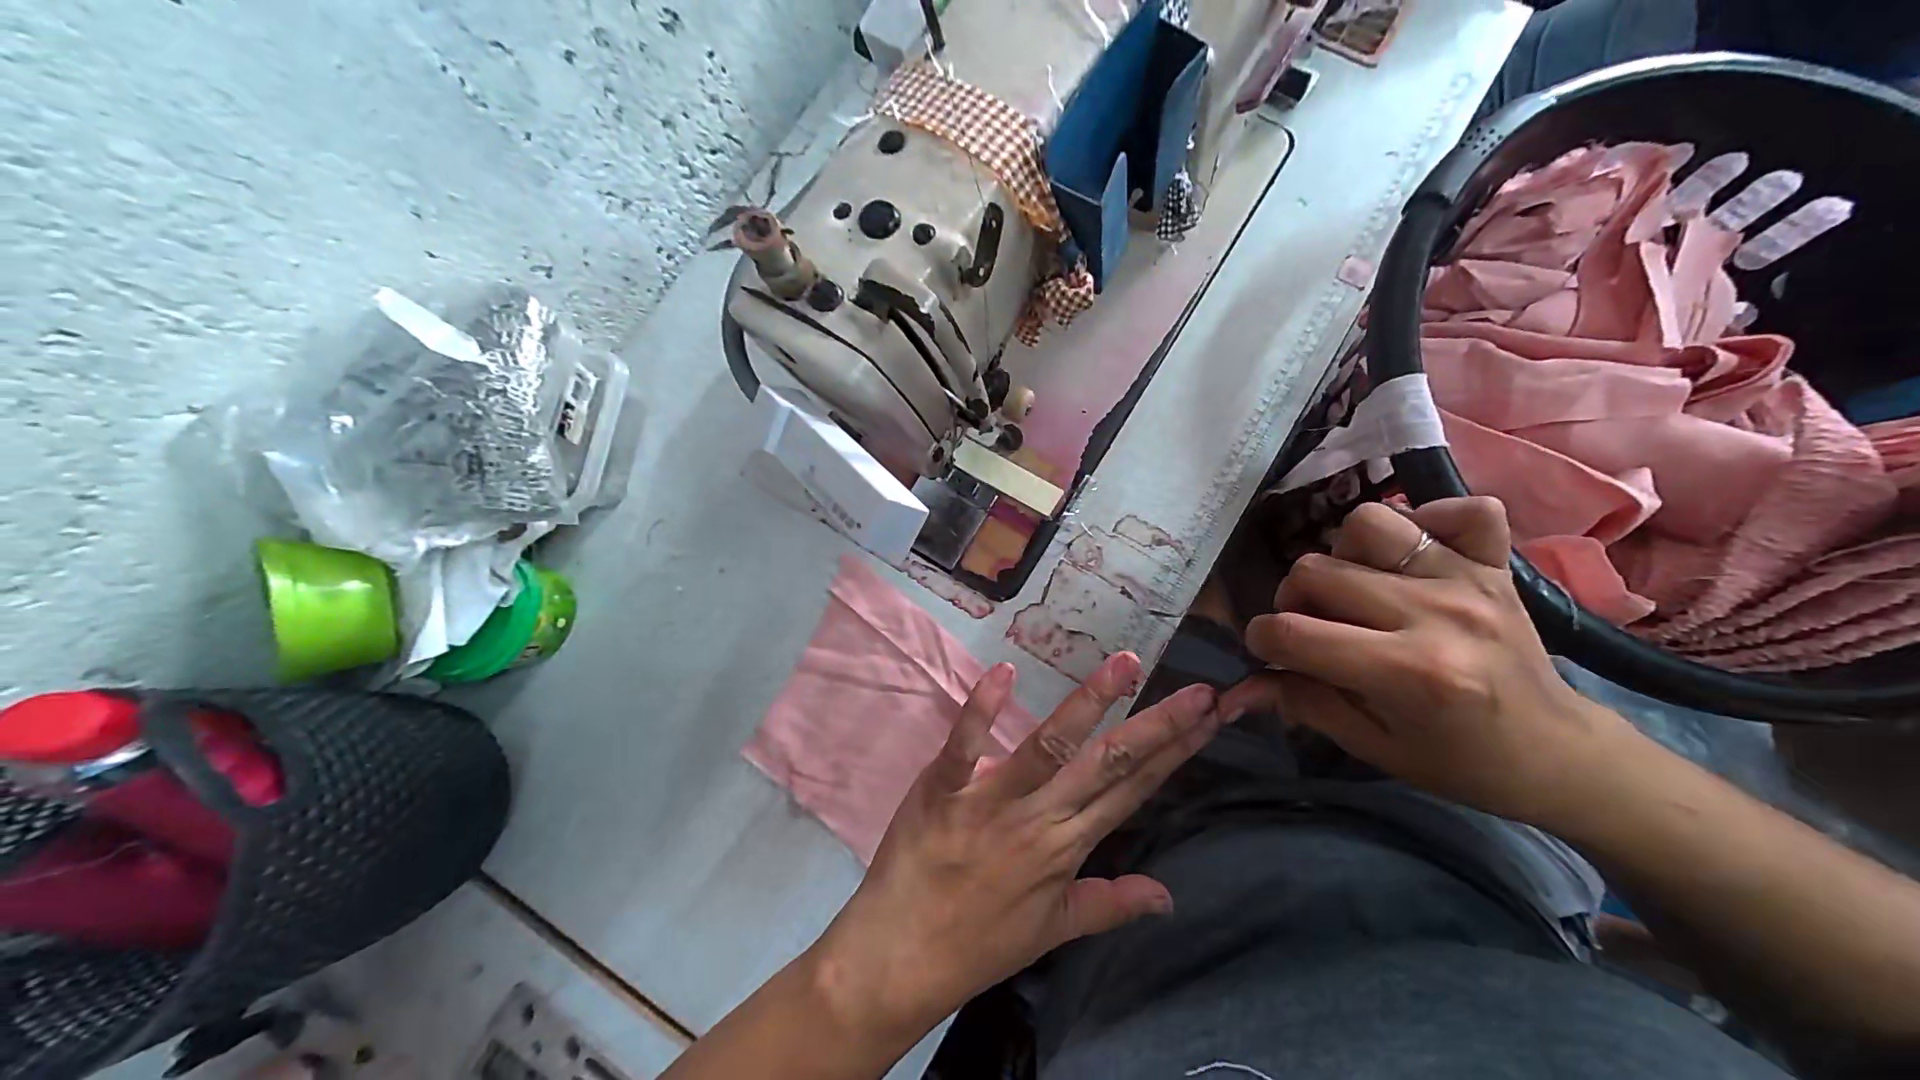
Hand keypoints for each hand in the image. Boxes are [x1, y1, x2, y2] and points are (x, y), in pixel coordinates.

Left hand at [805, 654, 1224, 1039]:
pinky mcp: (944, 789)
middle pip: (1109, 763)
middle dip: (1157, 725)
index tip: (1208, 716)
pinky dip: (983, 710)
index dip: (1175, 751)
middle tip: (1198, 691)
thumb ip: (1111, 903)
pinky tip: (1006, 672)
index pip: (1133, 789)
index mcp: (1069, 845)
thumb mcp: (1053, 930)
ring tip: (1125, 664)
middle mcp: (1041, 818)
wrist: (900, 959)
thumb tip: (1168, 896)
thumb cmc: (977, 942)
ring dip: (1089, 703)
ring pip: (1051, 746)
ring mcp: (992, 801)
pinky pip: (966, 745)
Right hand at [1221, 497, 1643, 827]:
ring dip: (1345, 554)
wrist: (1557, 753)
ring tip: (1356, 587)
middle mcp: (1436, 614)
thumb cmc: (1458, 760)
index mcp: (1406, 672)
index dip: (1263, 640)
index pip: (1292, 633)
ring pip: (1369, 524)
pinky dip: (1429, 520)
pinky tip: (1411, 557)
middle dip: (1293, 600)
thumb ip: (1302, 703)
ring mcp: (1469, 580)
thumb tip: (1243, 684)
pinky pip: (1464, 510)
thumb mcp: (1372, 745)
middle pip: (1316, 571)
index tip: (1271, 651)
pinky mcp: (1495, 565)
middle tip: (1312, 626)